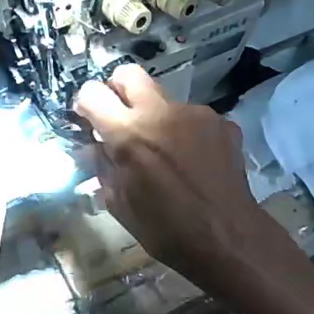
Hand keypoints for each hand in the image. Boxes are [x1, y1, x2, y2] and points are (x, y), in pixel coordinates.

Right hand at [73, 64, 291, 291]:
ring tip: (162, 151)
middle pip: (128, 74)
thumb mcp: (119, 203)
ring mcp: (195, 114)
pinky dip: (183, 132)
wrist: (229, 239)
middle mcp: (161, 113)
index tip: (88, 122)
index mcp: (129, 134)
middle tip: (119, 118)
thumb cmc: (165, 229)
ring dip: (154, 115)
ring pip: (163, 98)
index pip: (92, 93)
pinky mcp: (221, 122)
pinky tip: (190, 161)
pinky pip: (191, 117)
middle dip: (117, 90)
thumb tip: (95, 147)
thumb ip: (102, 166)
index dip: (85, 105)